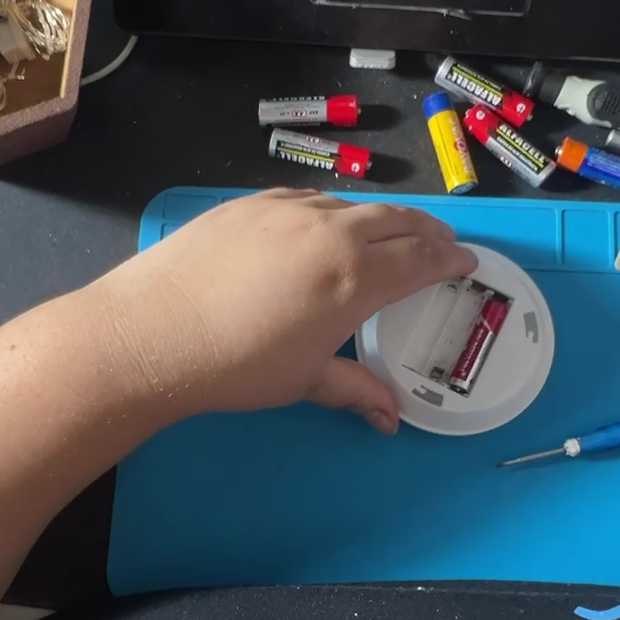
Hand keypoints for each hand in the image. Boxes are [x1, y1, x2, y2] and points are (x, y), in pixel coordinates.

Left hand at [90, 189, 477, 432]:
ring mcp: (287, 210)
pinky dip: (330, 210)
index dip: (450, 259)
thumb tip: (390, 420)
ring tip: (385, 233)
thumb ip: (354, 389)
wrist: (152, 333)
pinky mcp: (248, 203)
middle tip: (440, 242)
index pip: (421, 259)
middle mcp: (330, 232)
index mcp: (355, 277)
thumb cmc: (236, 366)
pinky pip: (306, 198)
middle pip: (396, 221)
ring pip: (351, 204)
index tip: (467, 261)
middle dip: (427, 231)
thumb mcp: (303, 381)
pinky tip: (322, 224)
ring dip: (379, 219)